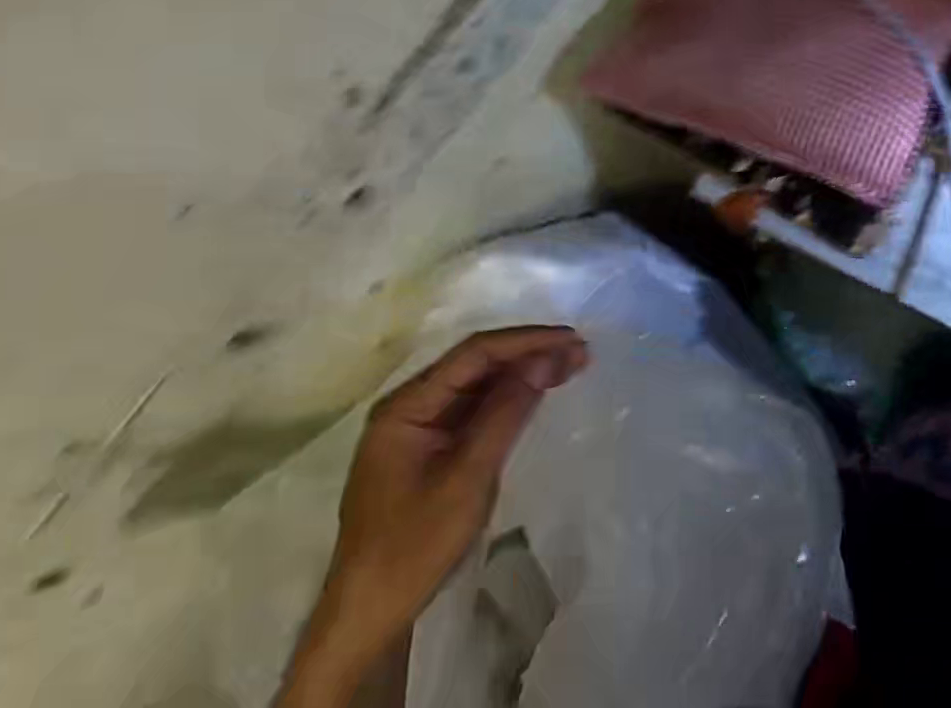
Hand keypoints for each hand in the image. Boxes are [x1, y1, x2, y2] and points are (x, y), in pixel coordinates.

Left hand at [279, 326, 589, 707]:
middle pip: (476, 364)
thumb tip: (544, 360)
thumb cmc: (415, 546)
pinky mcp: (431, 447)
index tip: (570, 338)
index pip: (474, 354)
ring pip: (478, 385)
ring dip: (522, 373)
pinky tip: (536, 393)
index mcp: (406, 405)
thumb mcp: (468, 477)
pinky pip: (474, 409)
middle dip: (528, 353)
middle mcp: (410, 405)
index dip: (525, 341)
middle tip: (580, 351)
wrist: (370, 613)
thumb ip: (505, 413)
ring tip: (569, 364)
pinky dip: (508, 399)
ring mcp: (419, 426)